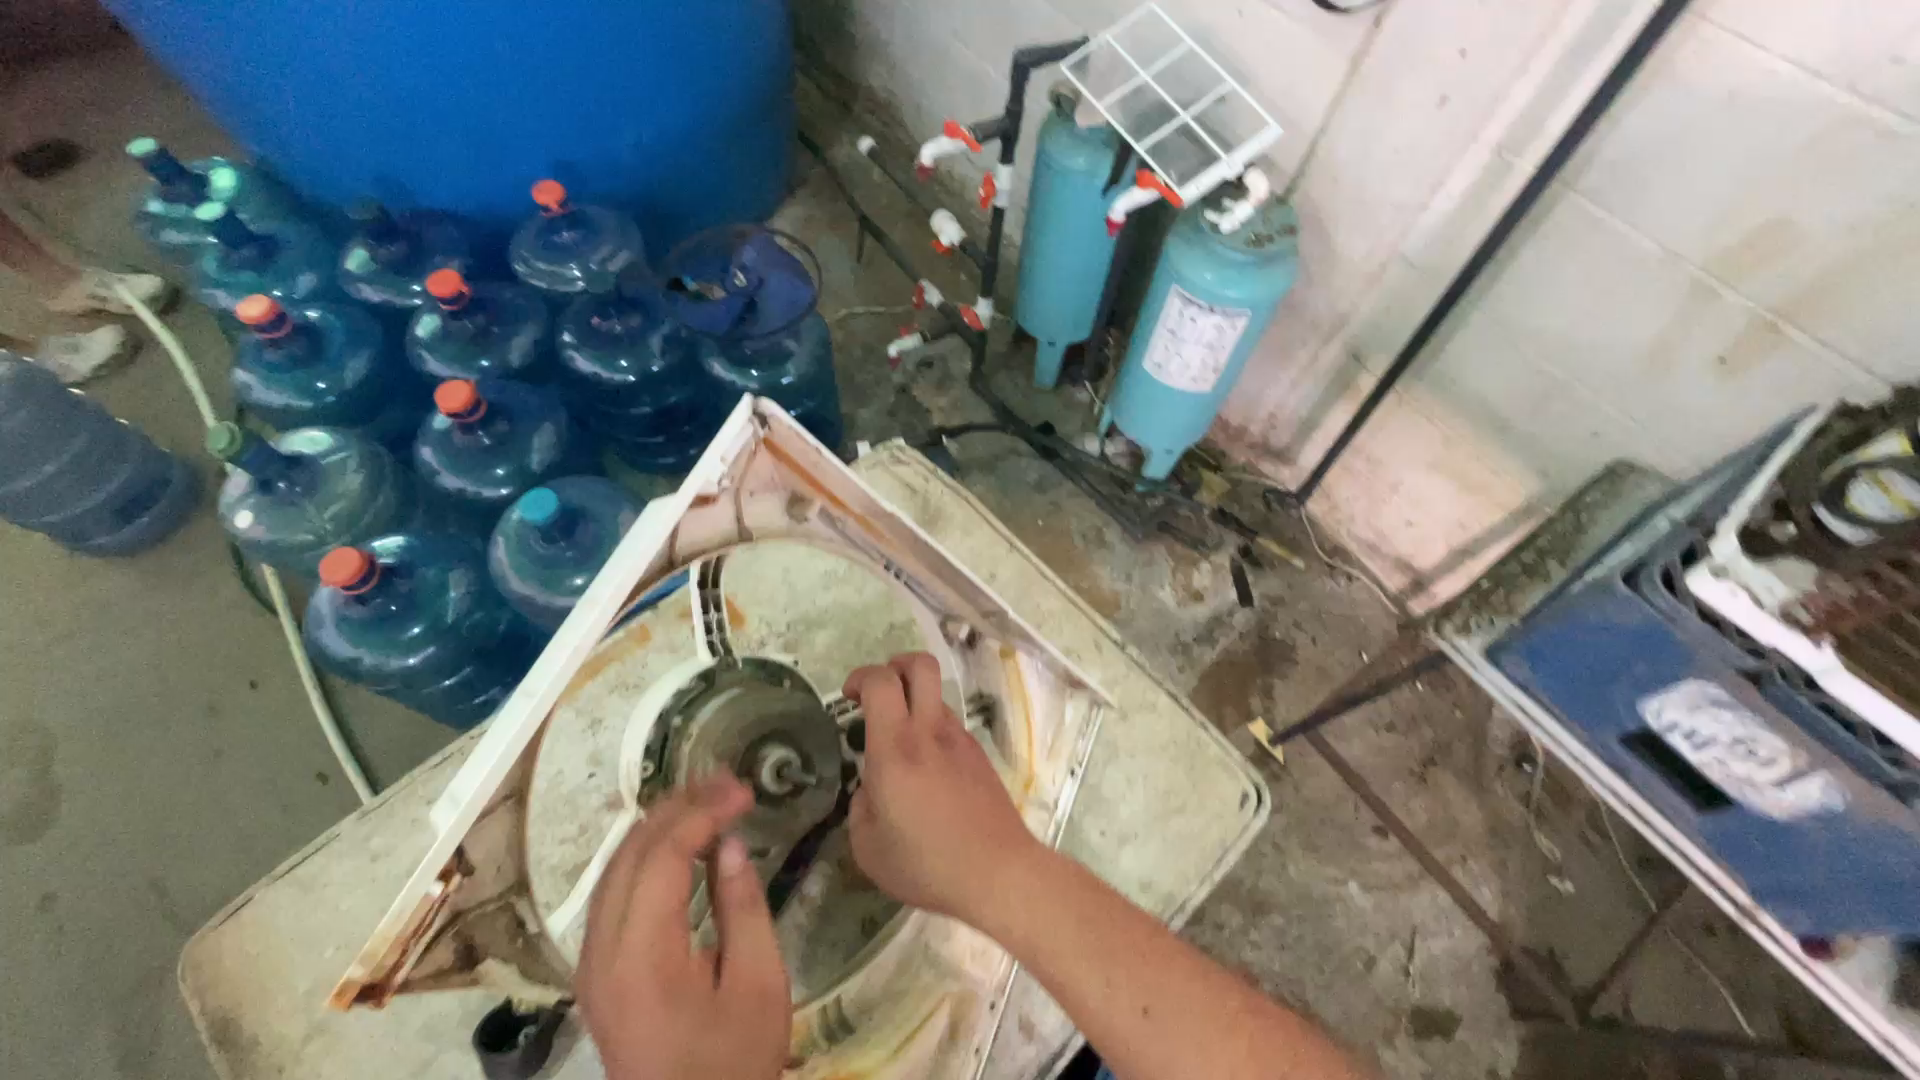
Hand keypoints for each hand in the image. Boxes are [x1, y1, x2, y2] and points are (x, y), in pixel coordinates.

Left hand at [576, 776, 789, 1079]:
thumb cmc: (733, 1062)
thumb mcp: (757, 985)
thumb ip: (742, 907)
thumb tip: (729, 845)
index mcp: (640, 957)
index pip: (662, 857)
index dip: (702, 813)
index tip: (745, 791)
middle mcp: (600, 951)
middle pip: (630, 853)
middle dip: (679, 807)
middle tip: (728, 783)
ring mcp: (591, 962)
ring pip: (615, 867)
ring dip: (660, 826)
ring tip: (708, 799)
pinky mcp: (596, 971)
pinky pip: (614, 892)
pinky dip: (647, 856)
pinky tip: (680, 845)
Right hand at [842, 653, 1044, 926]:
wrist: (998, 872)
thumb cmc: (927, 863)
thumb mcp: (868, 847)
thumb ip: (860, 807)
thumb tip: (870, 789)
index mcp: (896, 748)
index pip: (882, 681)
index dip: (861, 676)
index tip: (849, 697)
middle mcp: (930, 732)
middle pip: (921, 665)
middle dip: (895, 664)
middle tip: (878, 693)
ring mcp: (961, 740)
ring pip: (937, 696)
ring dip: (915, 703)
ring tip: (901, 744)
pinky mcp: (979, 756)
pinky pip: (951, 727)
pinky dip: (933, 732)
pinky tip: (927, 772)